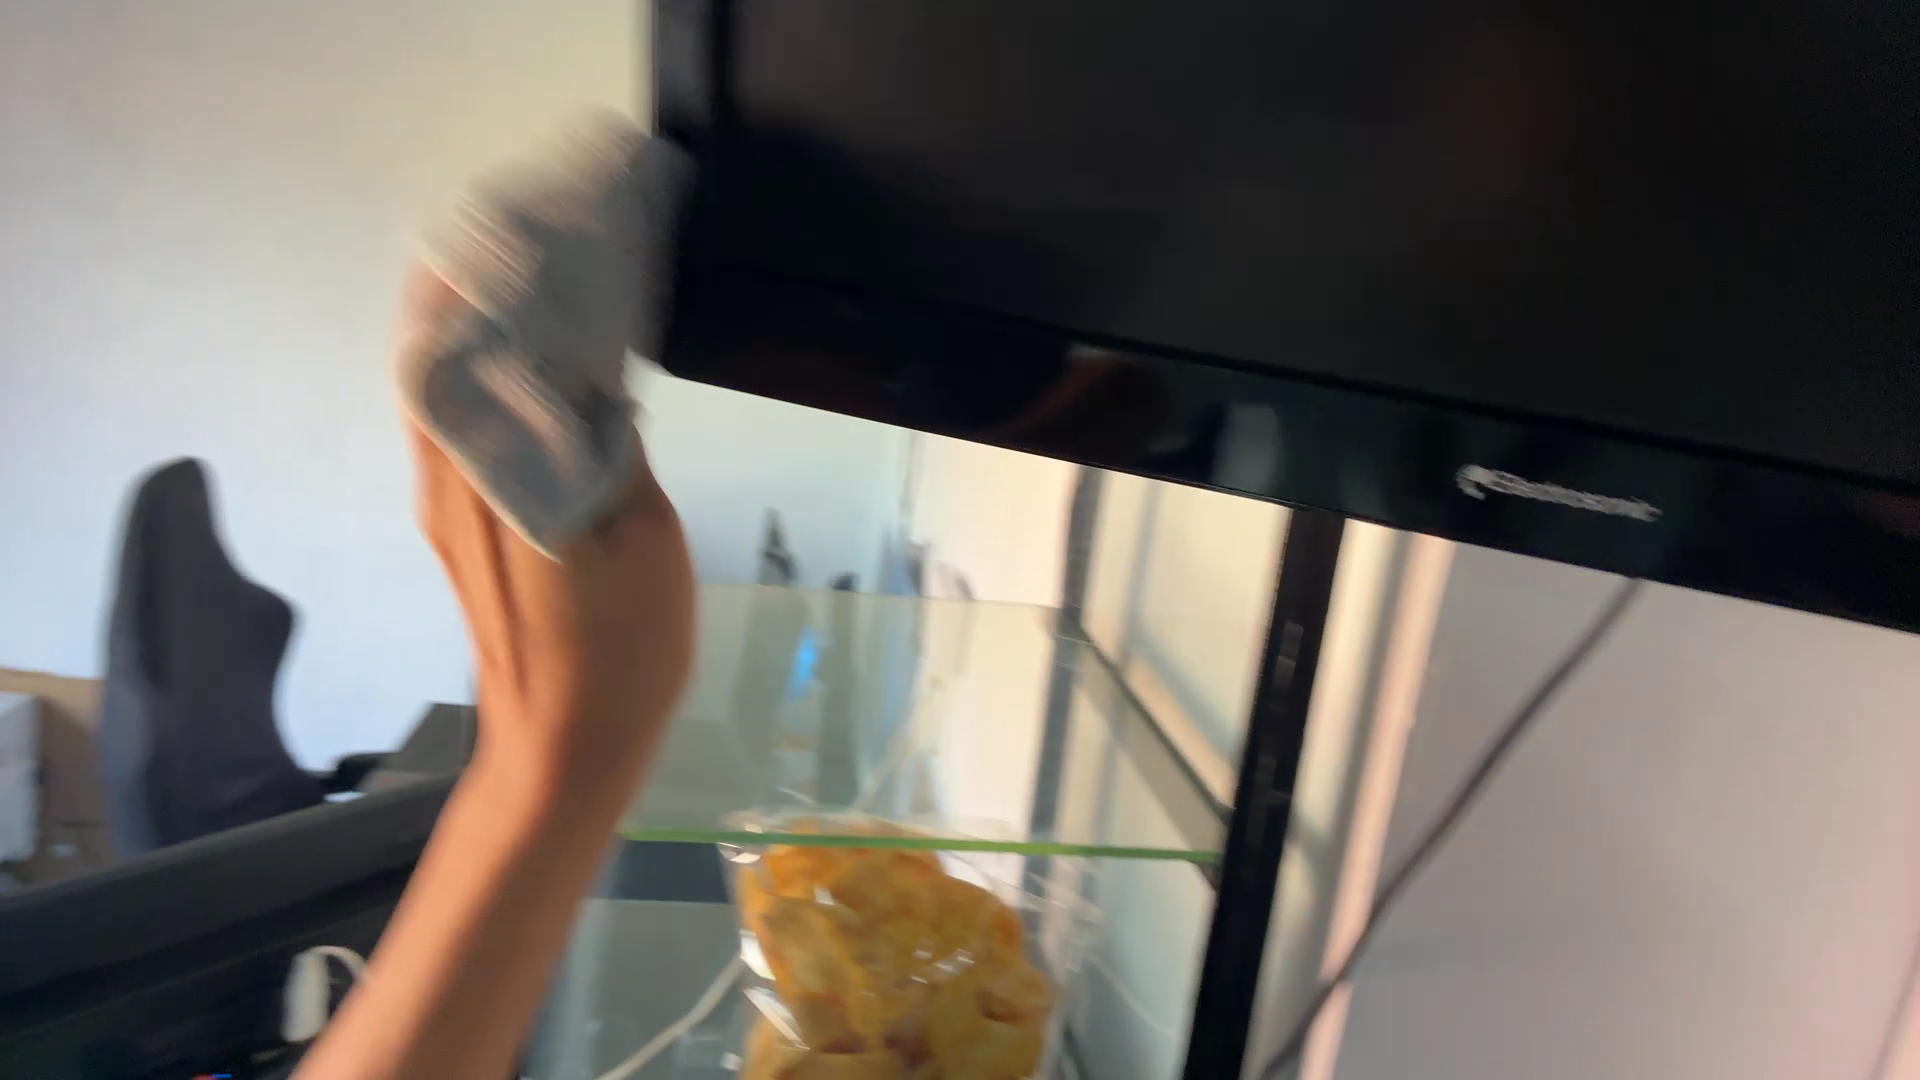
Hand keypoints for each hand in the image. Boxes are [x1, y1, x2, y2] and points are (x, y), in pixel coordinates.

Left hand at [406, 268, 695, 800]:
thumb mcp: (644, 534)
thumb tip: (595, 382)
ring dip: (485, 326)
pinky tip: (543, 370)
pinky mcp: (468, 525)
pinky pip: (468, 424)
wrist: (569, 743)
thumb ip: (615, 449)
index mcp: (494, 469)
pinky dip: (495, 377)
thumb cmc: (622, 647)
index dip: (498, 273)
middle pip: (443, 351)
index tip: (543, 225)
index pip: (472, 339)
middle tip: (548, 239)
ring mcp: (451, 501)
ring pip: (450, 385)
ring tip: (547, 283)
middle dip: (483, 283)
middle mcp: (451, 473)